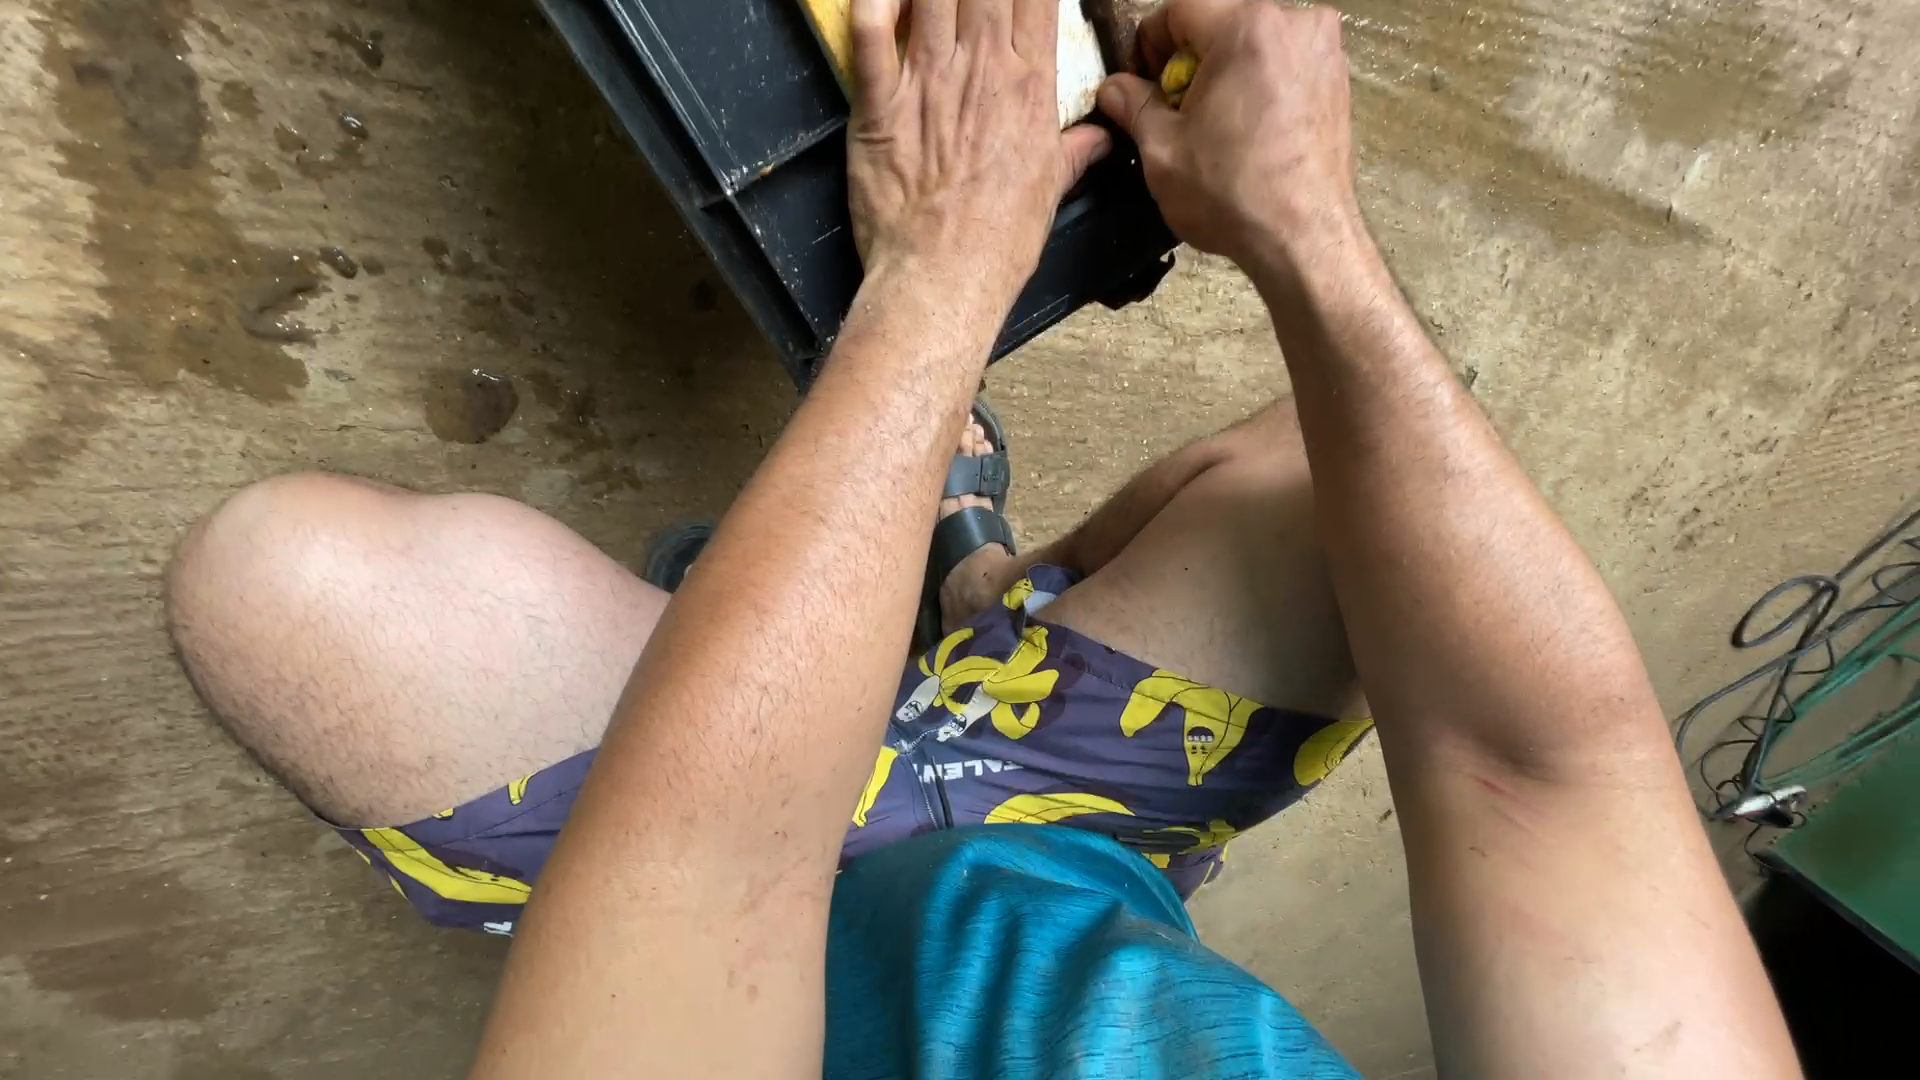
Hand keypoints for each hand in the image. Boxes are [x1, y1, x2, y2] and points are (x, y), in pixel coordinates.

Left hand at [847, 0, 1111, 307]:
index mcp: (1028, 85)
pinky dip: (874, 1)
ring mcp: (926, 82)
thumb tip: (1101, 138)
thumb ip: (1074, 152)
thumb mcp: (1051, 192)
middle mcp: (980, 69)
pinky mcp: (878, 106)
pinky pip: (868, 29)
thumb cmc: (1001, 243)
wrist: (944, 277)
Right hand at [1097, 0, 1356, 274]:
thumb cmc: (1231, 195)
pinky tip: (1244, 132)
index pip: (1181, 8)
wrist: (1301, 236)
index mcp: (1245, 28)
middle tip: (1173, 109)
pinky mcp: (1336, 78)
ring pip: (1254, 43)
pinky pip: (1283, 65)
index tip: (1140, 79)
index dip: (1150, 41)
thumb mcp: (1163, 152)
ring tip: (1210, 127)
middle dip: (1189, 60)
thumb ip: (1134, 107)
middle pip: (1222, 21)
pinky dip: (1257, 87)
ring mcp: (1322, 48)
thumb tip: (1114, 88)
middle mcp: (1294, 21)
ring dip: (1224, 74)